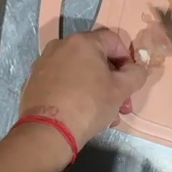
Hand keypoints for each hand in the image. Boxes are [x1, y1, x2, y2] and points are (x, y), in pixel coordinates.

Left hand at [18, 29, 147, 147]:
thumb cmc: (88, 104)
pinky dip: (77, 92)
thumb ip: (135, 74)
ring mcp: (44, 63)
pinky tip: (84, 114)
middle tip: (122, 104)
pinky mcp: (35, 81)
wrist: (47, 131)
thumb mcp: (120, 90)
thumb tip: (136, 69)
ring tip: (106, 115)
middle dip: (113, 81)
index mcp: (82, 41)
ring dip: (97, 89)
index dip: (127, 59)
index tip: (131, 82)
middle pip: (96, 58)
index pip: (114, 40)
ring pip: (80, 72)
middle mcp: (61, 45)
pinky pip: (63, 81)